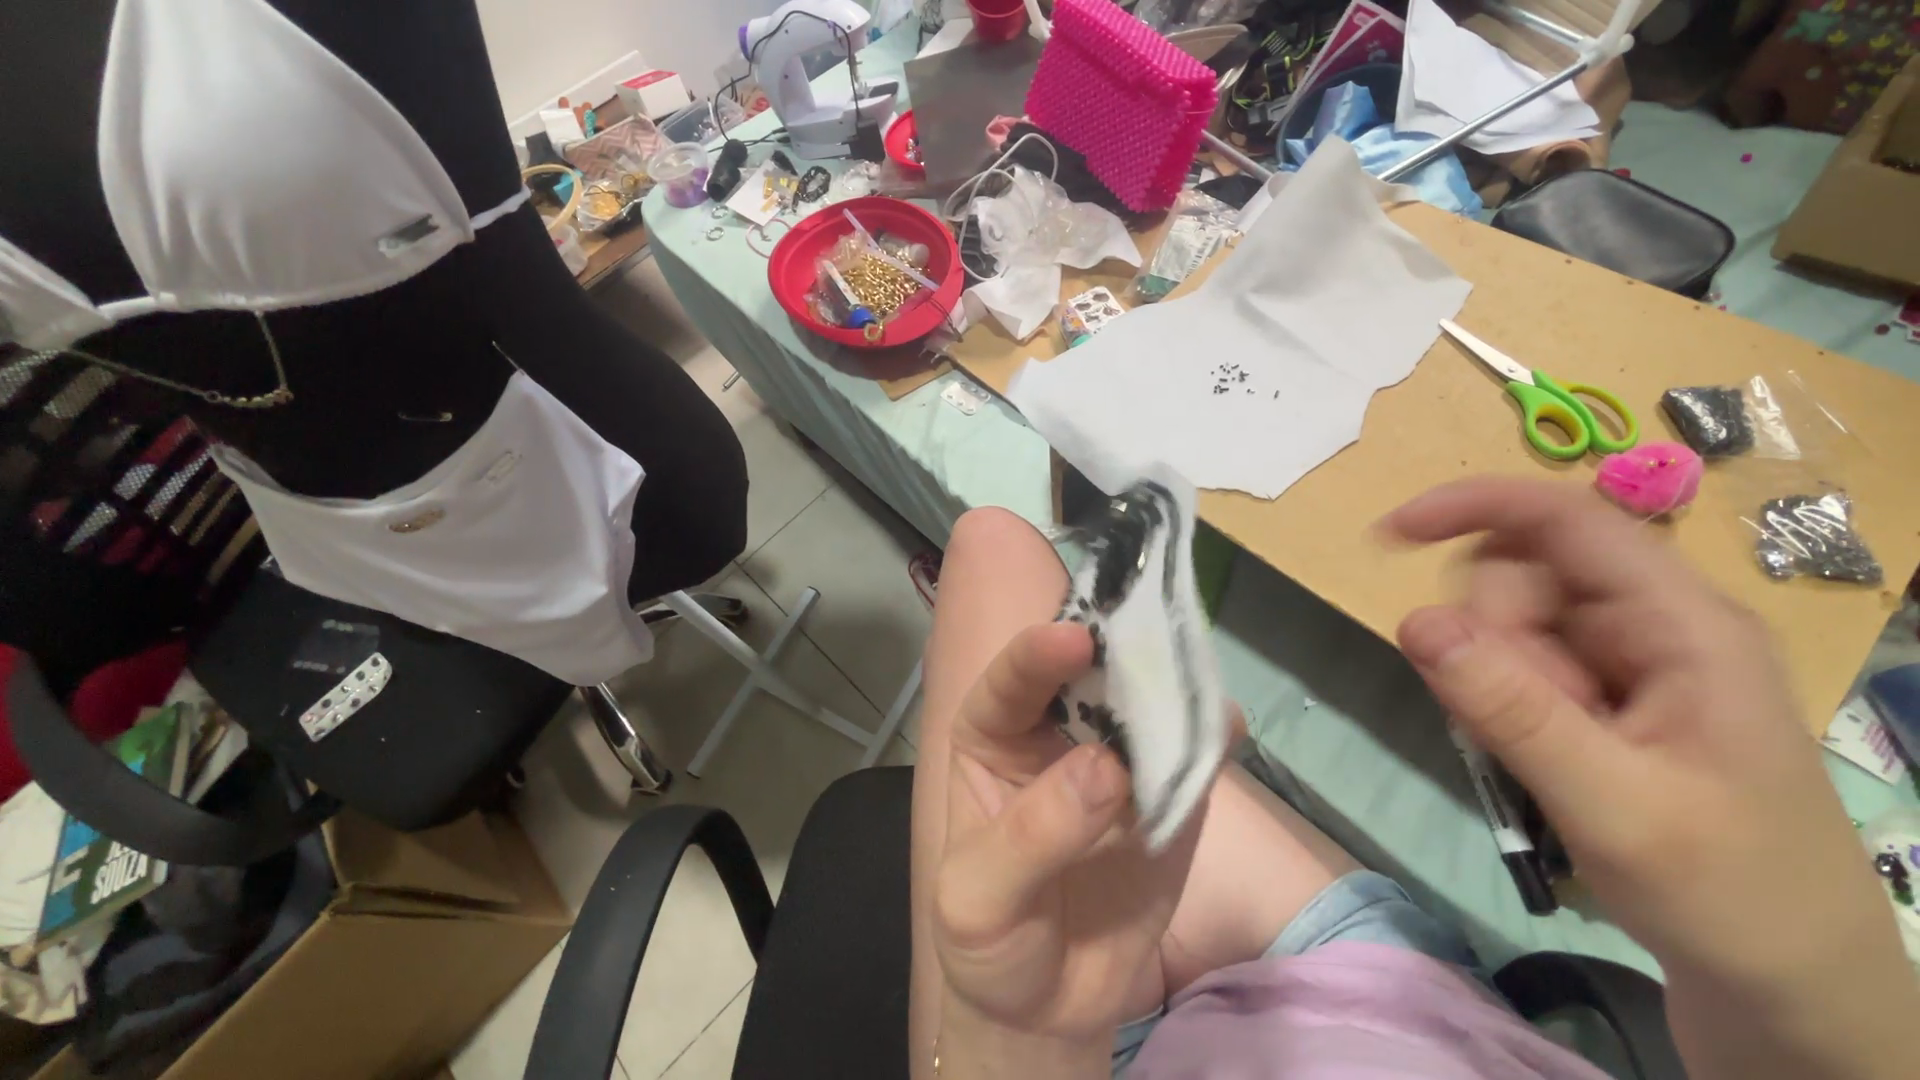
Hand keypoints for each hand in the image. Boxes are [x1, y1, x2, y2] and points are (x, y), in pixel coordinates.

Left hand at [932, 621, 1206, 1062]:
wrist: (1051, 1005)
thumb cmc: (990, 941)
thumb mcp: (980, 900)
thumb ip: (1034, 835)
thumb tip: (1107, 767)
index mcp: (994, 741)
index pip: (1010, 685)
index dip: (1037, 655)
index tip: (1076, 639)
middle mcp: (1057, 735)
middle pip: (1086, 677)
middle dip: (1114, 649)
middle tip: (1150, 626)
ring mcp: (1118, 761)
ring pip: (1145, 708)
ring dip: (1170, 685)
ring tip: (1193, 665)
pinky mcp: (1169, 797)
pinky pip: (1192, 760)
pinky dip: (1211, 738)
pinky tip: (1225, 725)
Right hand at [1383, 476, 1916, 1079]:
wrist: (1784, 980)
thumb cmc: (1726, 892)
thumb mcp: (1612, 803)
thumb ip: (1511, 709)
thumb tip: (1413, 619)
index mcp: (1682, 624)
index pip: (1567, 521)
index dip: (1475, 507)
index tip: (1390, 535)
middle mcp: (1652, 624)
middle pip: (1522, 575)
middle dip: (1486, 636)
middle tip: (1510, 725)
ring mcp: (1626, 662)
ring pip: (1508, 624)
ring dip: (1489, 679)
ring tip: (1534, 758)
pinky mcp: (1601, 697)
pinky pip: (1514, 667)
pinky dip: (1495, 703)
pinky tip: (1529, 760)